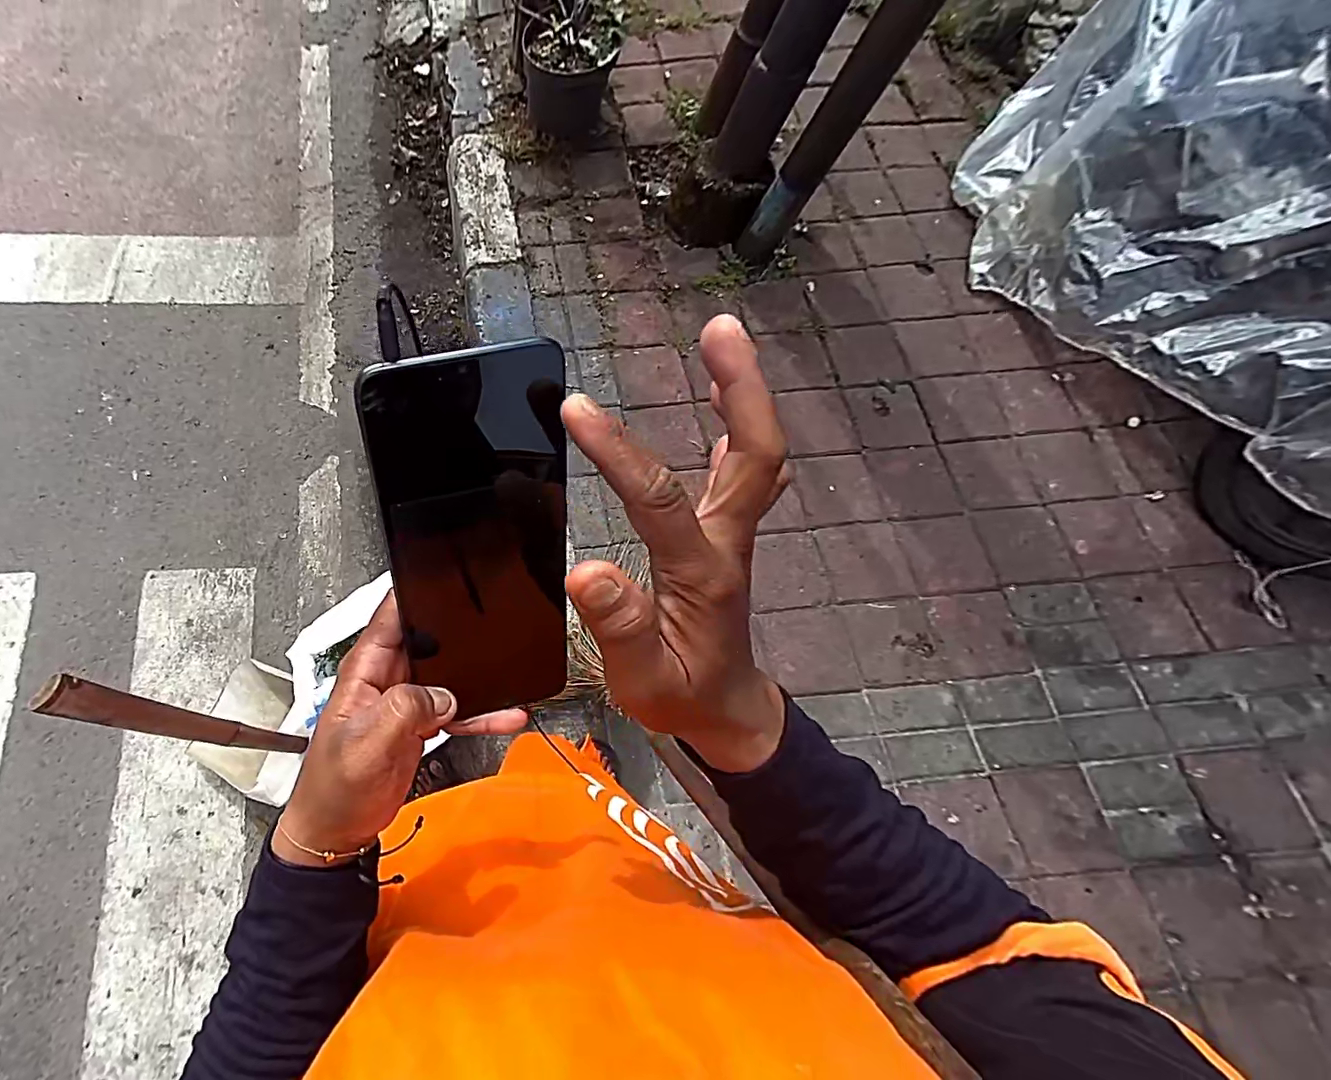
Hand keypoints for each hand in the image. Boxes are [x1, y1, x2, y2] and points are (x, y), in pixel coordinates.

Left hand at [273, 592, 527, 866]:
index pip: (390, 616)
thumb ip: (404, 710)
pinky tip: (505, 713)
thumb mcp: (366, 745)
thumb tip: (444, 695)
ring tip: (509, 676)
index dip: (416, 594)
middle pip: (429, 640)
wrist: (339, 829)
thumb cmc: (335, 788)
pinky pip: (457, 707)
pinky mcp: (420, 722)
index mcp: (365, 671)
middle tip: (493, 626)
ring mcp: (406, 700)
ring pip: (449, 674)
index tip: (446, 579)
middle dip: (458, 633)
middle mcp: (387, 679)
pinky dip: (481, 711)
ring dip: (477, 676)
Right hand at [560, 314, 790, 772]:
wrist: (729, 710)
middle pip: (754, 455)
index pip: (660, 500)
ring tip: (722, 342)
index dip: (619, 453)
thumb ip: (620, 628)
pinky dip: (737, 432)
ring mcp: (732, 536)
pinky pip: (744, 475)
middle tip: (719, 329)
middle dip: (740, 389)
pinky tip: (721, 408)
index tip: (575, 410)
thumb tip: (587, 570)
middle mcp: (726, 542)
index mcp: (701, 573)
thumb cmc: (683, 696)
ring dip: (743, 397)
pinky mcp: (727, 538)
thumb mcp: (644, 680)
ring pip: (754, 457)